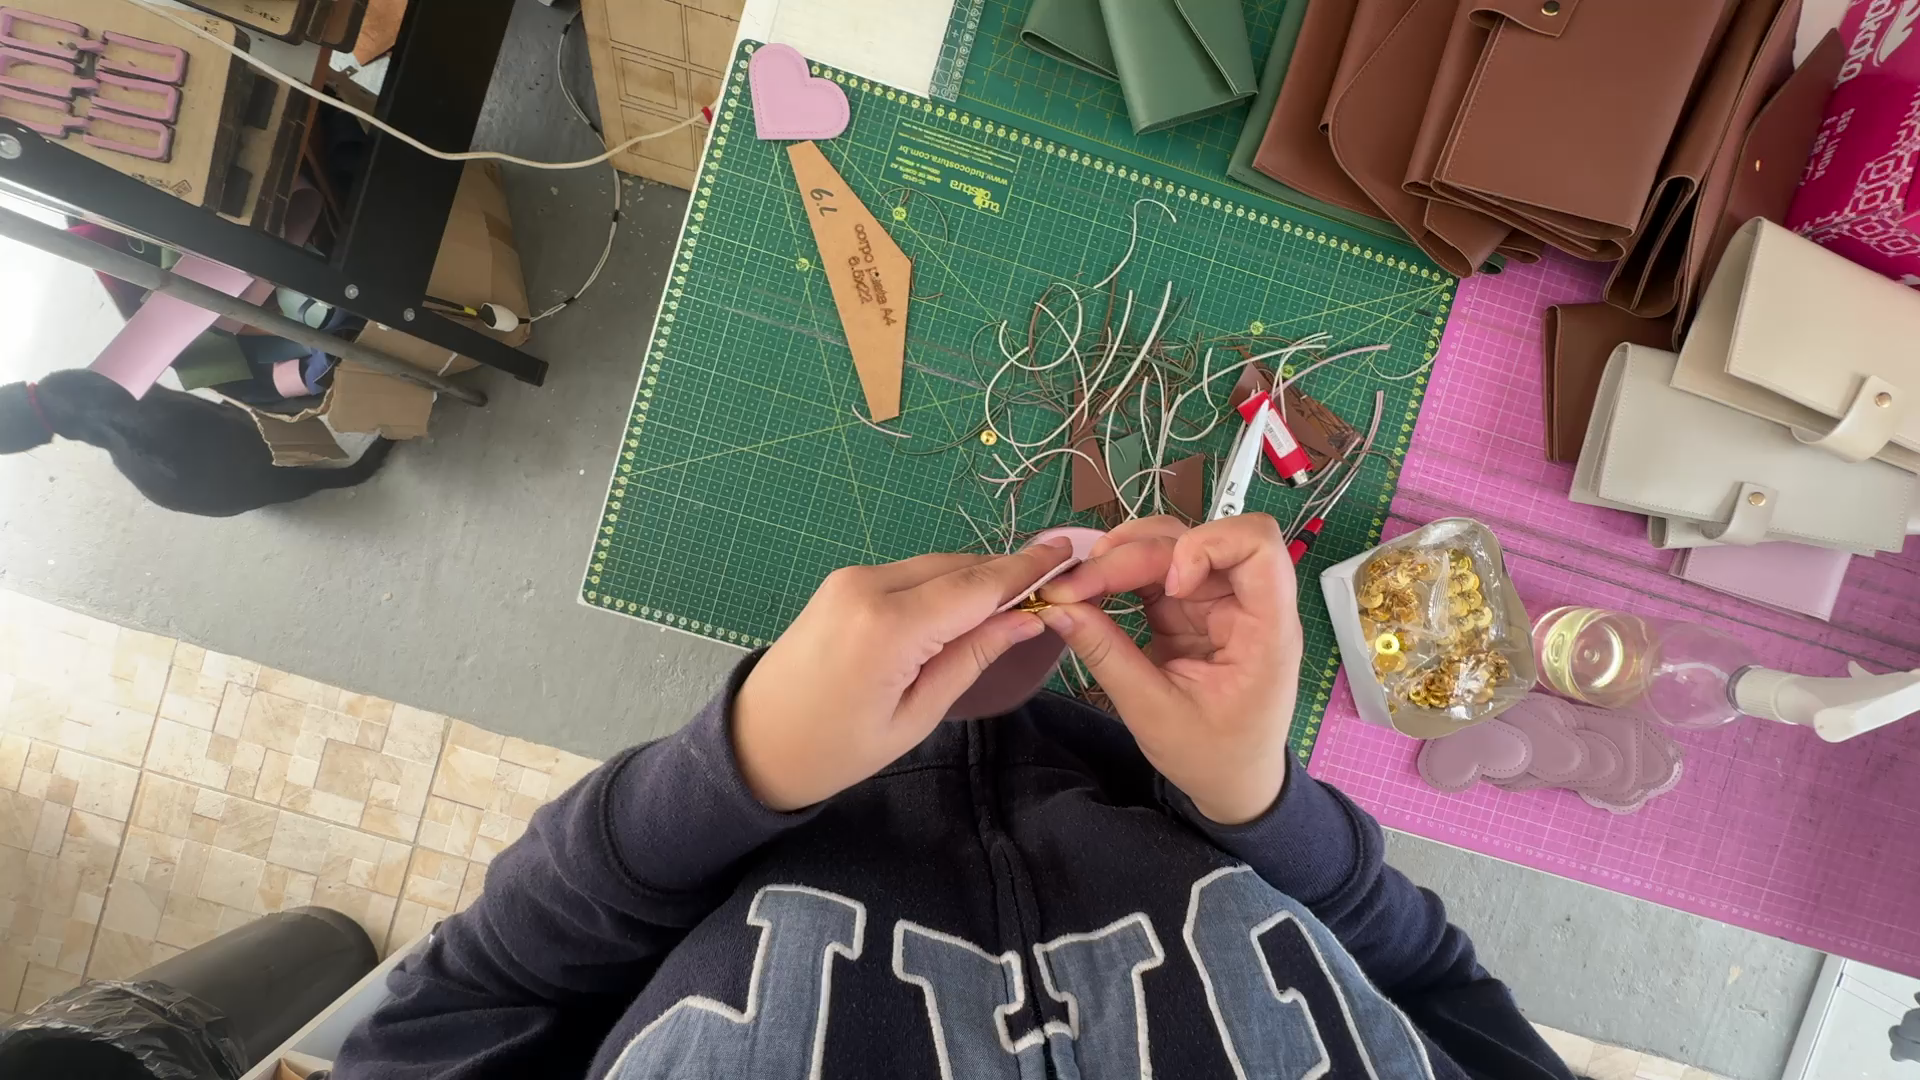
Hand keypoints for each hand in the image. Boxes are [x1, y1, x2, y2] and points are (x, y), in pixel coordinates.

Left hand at [733, 542, 1072, 810]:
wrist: (752, 742)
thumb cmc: (836, 749)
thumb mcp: (916, 715)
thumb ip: (972, 657)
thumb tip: (1027, 619)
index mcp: (889, 626)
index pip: (976, 586)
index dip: (1025, 569)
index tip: (1067, 552)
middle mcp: (868, 585)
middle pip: (957, 567)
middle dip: (1004, 574)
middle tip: (1050, 586)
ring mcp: (851, 578)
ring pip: (934, 565)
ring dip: (974, 578)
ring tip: (1013, 599)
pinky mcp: (843, 581)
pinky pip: (909, 573)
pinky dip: (943, 582)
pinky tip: (963, 602)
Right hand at [1036, 514, 1301, 823]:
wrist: (1230, 782)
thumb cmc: (1211, 756)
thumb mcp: (1154, 713)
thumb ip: (1107, 656)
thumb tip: (1057, 609)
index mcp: (1263, 628)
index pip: (1256, 545)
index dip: (1208, 546)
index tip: (1170, 587)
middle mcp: (1243, 601)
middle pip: (1192, 540)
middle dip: (1130, 555)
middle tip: (1073, 587)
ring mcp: (1213, 600)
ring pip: (1168, 545)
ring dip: (1121, 555)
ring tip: (1079, 582)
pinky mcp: (1187, 607)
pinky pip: (1152, 571)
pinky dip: (1117, 572)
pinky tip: (1088, 587)